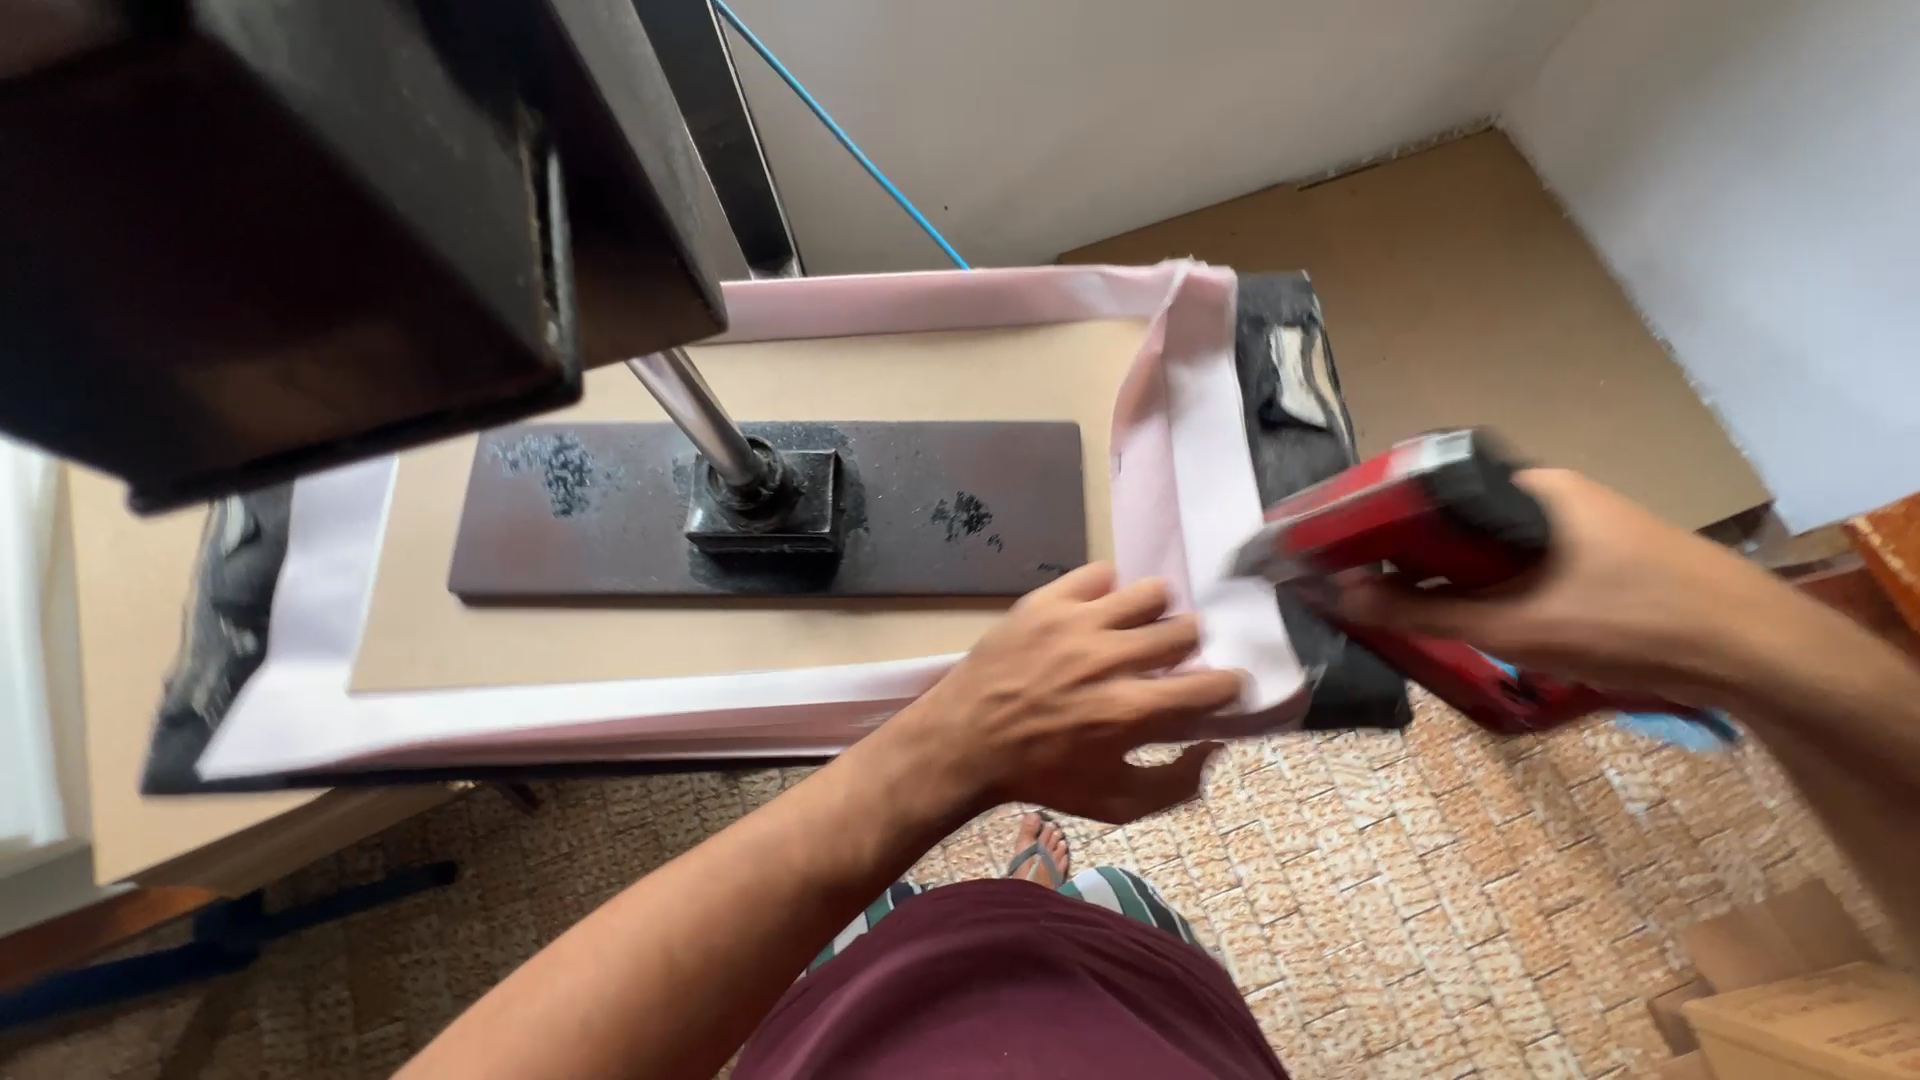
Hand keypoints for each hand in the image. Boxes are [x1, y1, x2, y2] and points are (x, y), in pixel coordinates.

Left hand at [881, 563, 1243, 823]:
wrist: (964, 742)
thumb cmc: (1041, 777)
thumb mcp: (1114, 805)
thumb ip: (1177, 784)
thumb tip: (1216, 745)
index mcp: (1132, 710)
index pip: (1213, 684)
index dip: (1227, 685)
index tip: (1220, 686)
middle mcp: (1111, 659)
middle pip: (1187, 629)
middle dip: (1190, 648)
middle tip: (1169, 660)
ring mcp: (1077, 623)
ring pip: (1151, 592)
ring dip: (1154, 613)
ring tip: (1134, 630)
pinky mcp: (1046, 601)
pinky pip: (1100, 573)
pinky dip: (1106, 592)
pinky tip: (1096, 614)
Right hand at [1334, 468, 1801, 702]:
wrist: (1759, 656)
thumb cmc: (1628, 623)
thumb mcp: (1511, 625)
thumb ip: (1420, 610)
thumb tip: (1341, 595)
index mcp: (1523, 490)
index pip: (1423, 490)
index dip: (1373, 520)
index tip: (1334, 550)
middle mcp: (1541, 497)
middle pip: (1446, 519)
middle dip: (1404, 555)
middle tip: (1365, 589)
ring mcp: (1568, 525)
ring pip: (1476, 546)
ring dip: (1441, 576)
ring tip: (1404, 608)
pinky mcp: (1585, 557)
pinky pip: (1507, 564)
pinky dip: (1477, 587)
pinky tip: (1465, 617)